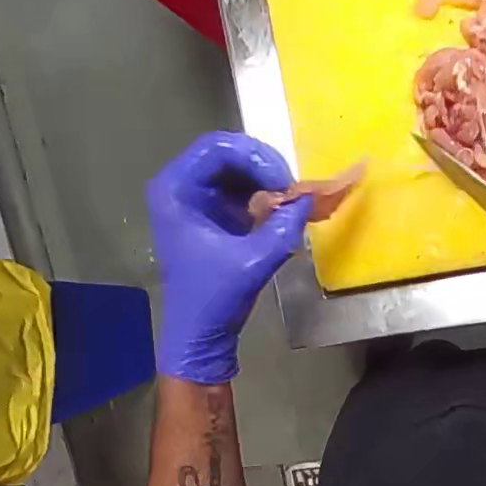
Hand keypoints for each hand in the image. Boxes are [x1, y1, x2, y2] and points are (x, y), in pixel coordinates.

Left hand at [148, 132, 312, 383]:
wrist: (200, 336)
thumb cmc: (213, 299)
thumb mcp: (251, 262)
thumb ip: (282, 229)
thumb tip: (309, 200)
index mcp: (176, 190)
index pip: (217, 149)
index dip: (256, 158)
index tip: (285, 183)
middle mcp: (183, 188)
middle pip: (228, 156)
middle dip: (264, 169)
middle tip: (293, 190)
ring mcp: (198, 203)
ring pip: (238, 173)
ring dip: (268, 183)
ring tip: (291, 202)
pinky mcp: (214, 219)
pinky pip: (242, 194)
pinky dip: (265, 199)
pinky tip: (283, 212)